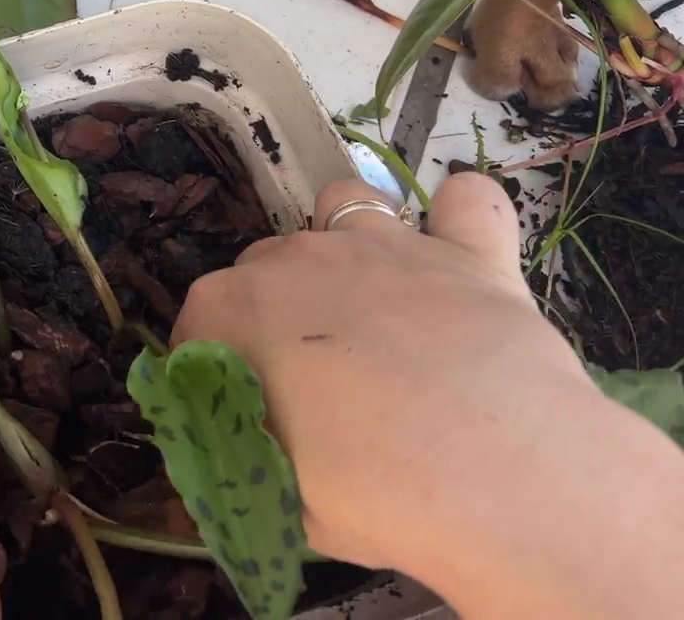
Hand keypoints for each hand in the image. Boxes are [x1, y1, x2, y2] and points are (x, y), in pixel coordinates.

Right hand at [176, 173, 683, 617]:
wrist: (491, 479)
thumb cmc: (355, 484)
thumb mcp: (268, 484)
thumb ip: (235, 447)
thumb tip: (224, 447)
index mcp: (219, 307)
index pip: (198, 326)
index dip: (218, 363)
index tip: (245, 406)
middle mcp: (281, 260)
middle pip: (265, 269)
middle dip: (282, 307)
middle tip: (320, 374)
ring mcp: (372, 246)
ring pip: (348, 205)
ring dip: (353, 237)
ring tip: (377, 293)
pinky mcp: (464, 255)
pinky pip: (468, 207)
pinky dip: (463, 212)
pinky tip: (459, 227)